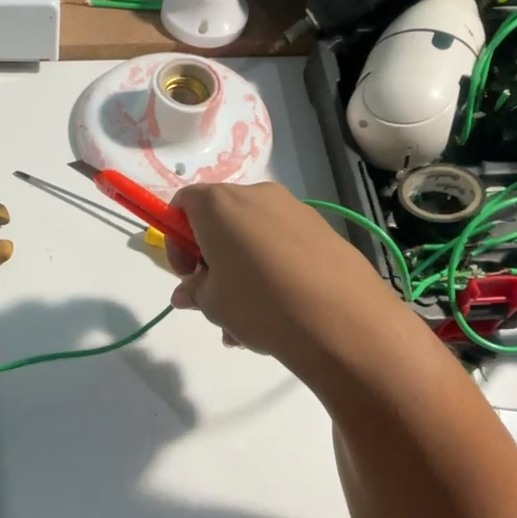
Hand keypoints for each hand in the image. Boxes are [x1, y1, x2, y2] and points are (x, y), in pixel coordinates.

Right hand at [168, 182, 390, 359]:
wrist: (340, 318)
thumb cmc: (258, 303)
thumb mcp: (212, 303)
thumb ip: (194, 291)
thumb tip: (188, 292)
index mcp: (219, 205)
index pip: (183, 203)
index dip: (175, 238)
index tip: (186, 273)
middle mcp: (256, 195)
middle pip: (220, 220)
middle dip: (210, 259)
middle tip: (215, 298)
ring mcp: (293, 210)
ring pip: (251, 238)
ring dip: (240, 272)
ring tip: (246, 322)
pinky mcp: (321, 229)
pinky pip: (280, 246)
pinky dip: (270, 271)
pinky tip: (276, 312)